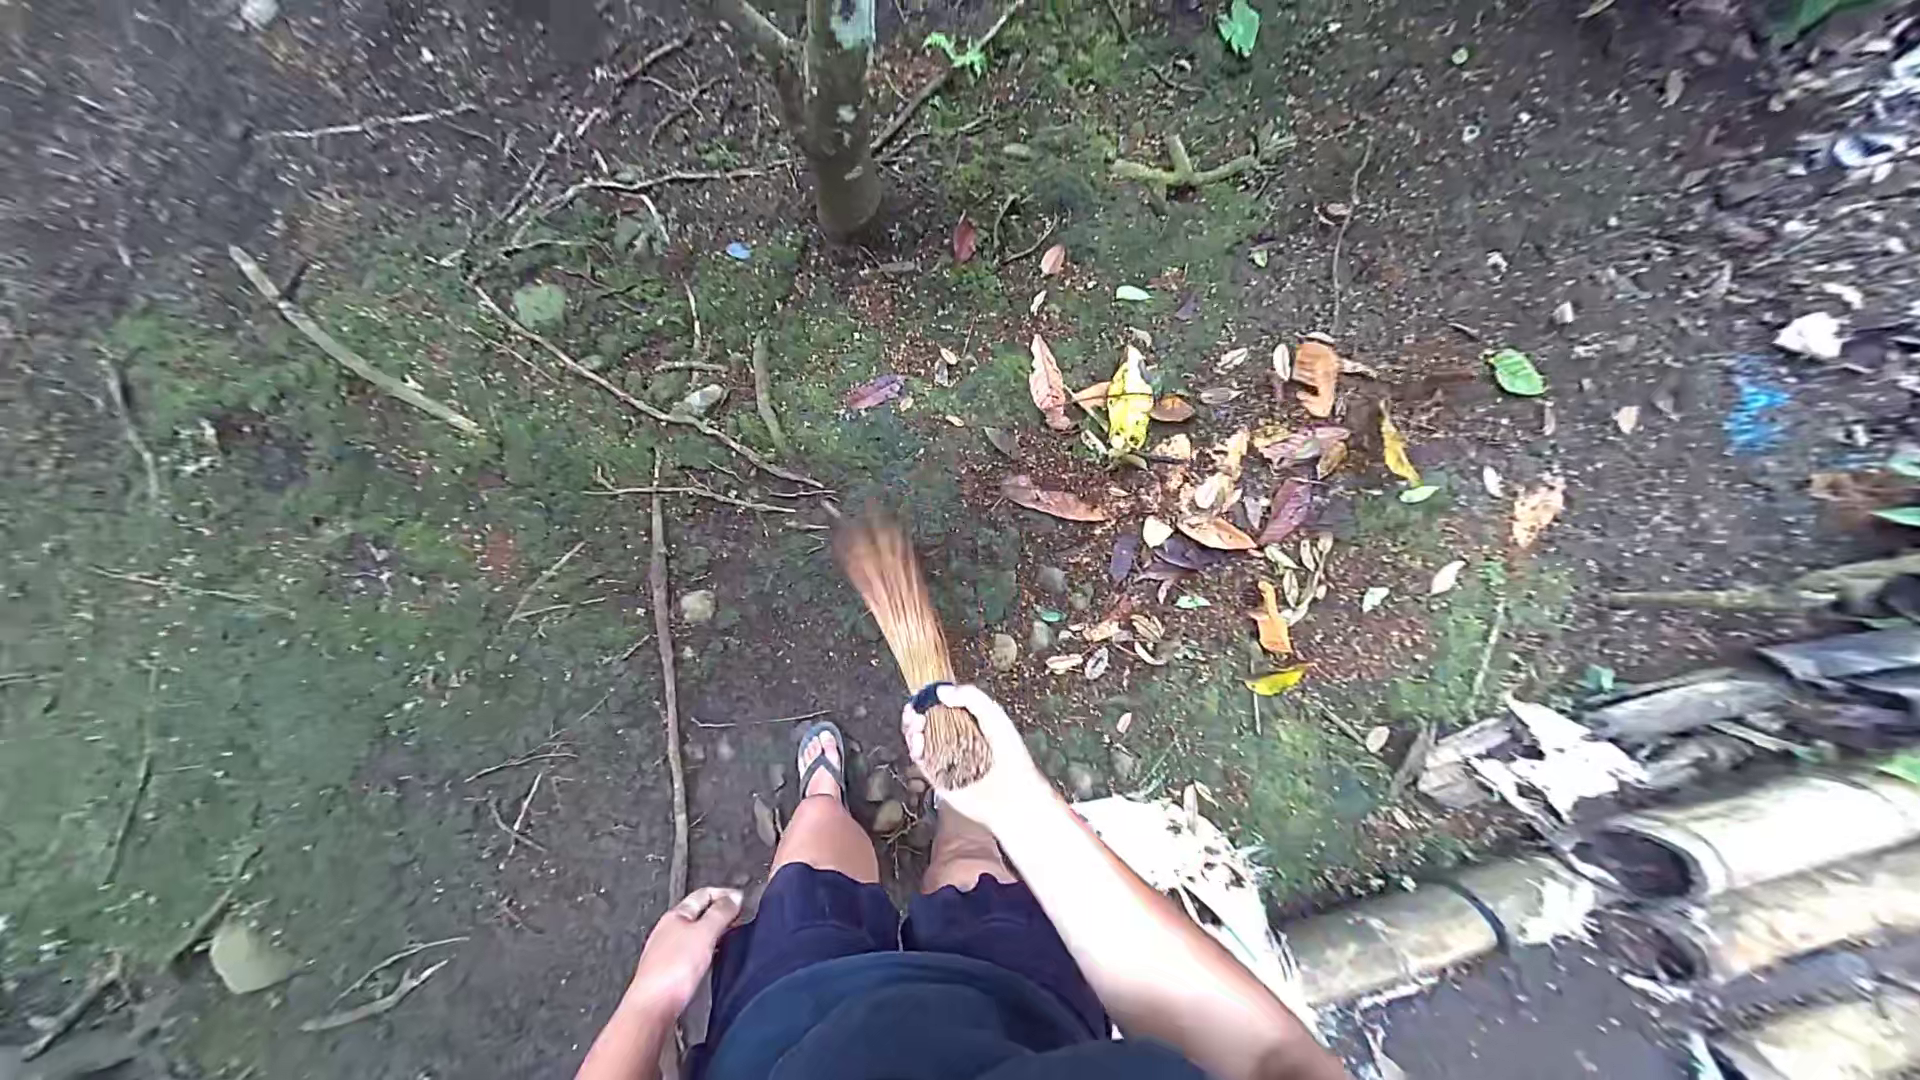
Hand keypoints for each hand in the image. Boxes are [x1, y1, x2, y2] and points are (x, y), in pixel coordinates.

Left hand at [624, 886, 742, 1017]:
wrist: (651, 1013)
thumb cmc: (671, 971)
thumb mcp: (704, 932)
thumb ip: (721, 912)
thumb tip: (734, 897)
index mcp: (675, 916)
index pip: (704, 894)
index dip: (725, 894)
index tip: (743, 901)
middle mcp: (668, 932)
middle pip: (700, 915)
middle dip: (721, 914)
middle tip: (740, 919)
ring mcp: (667, 954)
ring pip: (697, 936)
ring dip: (715, 935)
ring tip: (731, 940)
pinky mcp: (669, 976)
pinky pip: (693, 956)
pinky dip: (707, 954)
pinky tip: (714, 962)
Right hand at [901, 683, 1055, 831]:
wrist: (1014, 793)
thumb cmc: (1010, 753)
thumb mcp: (993, 715)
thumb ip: (970, 697)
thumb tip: (941, 691)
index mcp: (968, 725)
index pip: (941, 709)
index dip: (929, 701)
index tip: (921, 695)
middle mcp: (954, 742)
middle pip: (925, 725)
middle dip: (915, 715)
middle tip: (913, 710)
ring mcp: (945, 761)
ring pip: (919, 742)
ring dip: (911, 730)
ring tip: (916, 723)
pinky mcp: (939, 779)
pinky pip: (921, 762)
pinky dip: (915, 750)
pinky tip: (918, 741)